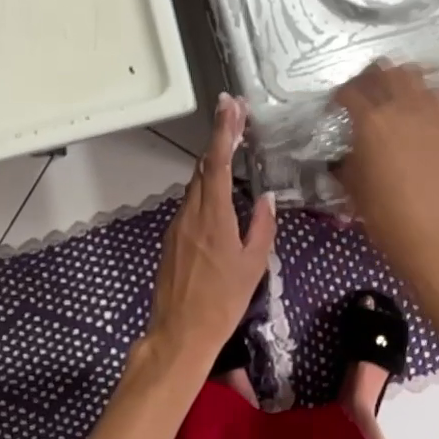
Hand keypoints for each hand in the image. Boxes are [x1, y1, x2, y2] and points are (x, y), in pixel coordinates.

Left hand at [148, 94, 275, 363]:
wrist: (180, 332)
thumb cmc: (222, 302)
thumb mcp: (253, 266)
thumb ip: (262, 227)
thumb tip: (267, 198)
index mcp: (213, 217)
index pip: (216, 163)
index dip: (223, 131)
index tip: (230, 106)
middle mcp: (190, 213)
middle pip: (203, 168)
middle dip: (219, 139)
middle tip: (236, 116)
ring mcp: (177, 225)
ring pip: (195, 185)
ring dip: (212, 164)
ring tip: (232, 148)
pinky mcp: (171, 238)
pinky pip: (190, 204)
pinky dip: (205, 190)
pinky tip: (219, 193)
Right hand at [332, 62, 438, 291]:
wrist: (432, 236)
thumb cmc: (384, 215)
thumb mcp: (352, 184)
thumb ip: (348, 157)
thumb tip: (348, 148)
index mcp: (370, 121)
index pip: (349, 91)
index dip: (338, 96)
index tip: (336, 105)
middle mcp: (402, 108)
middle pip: (384, 71)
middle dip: (369, 77)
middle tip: (362, 91)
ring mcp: (431, 115)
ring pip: (415, 75)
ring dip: (399, 79)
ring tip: (392, 93)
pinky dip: (426, 95)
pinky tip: (419, 110)